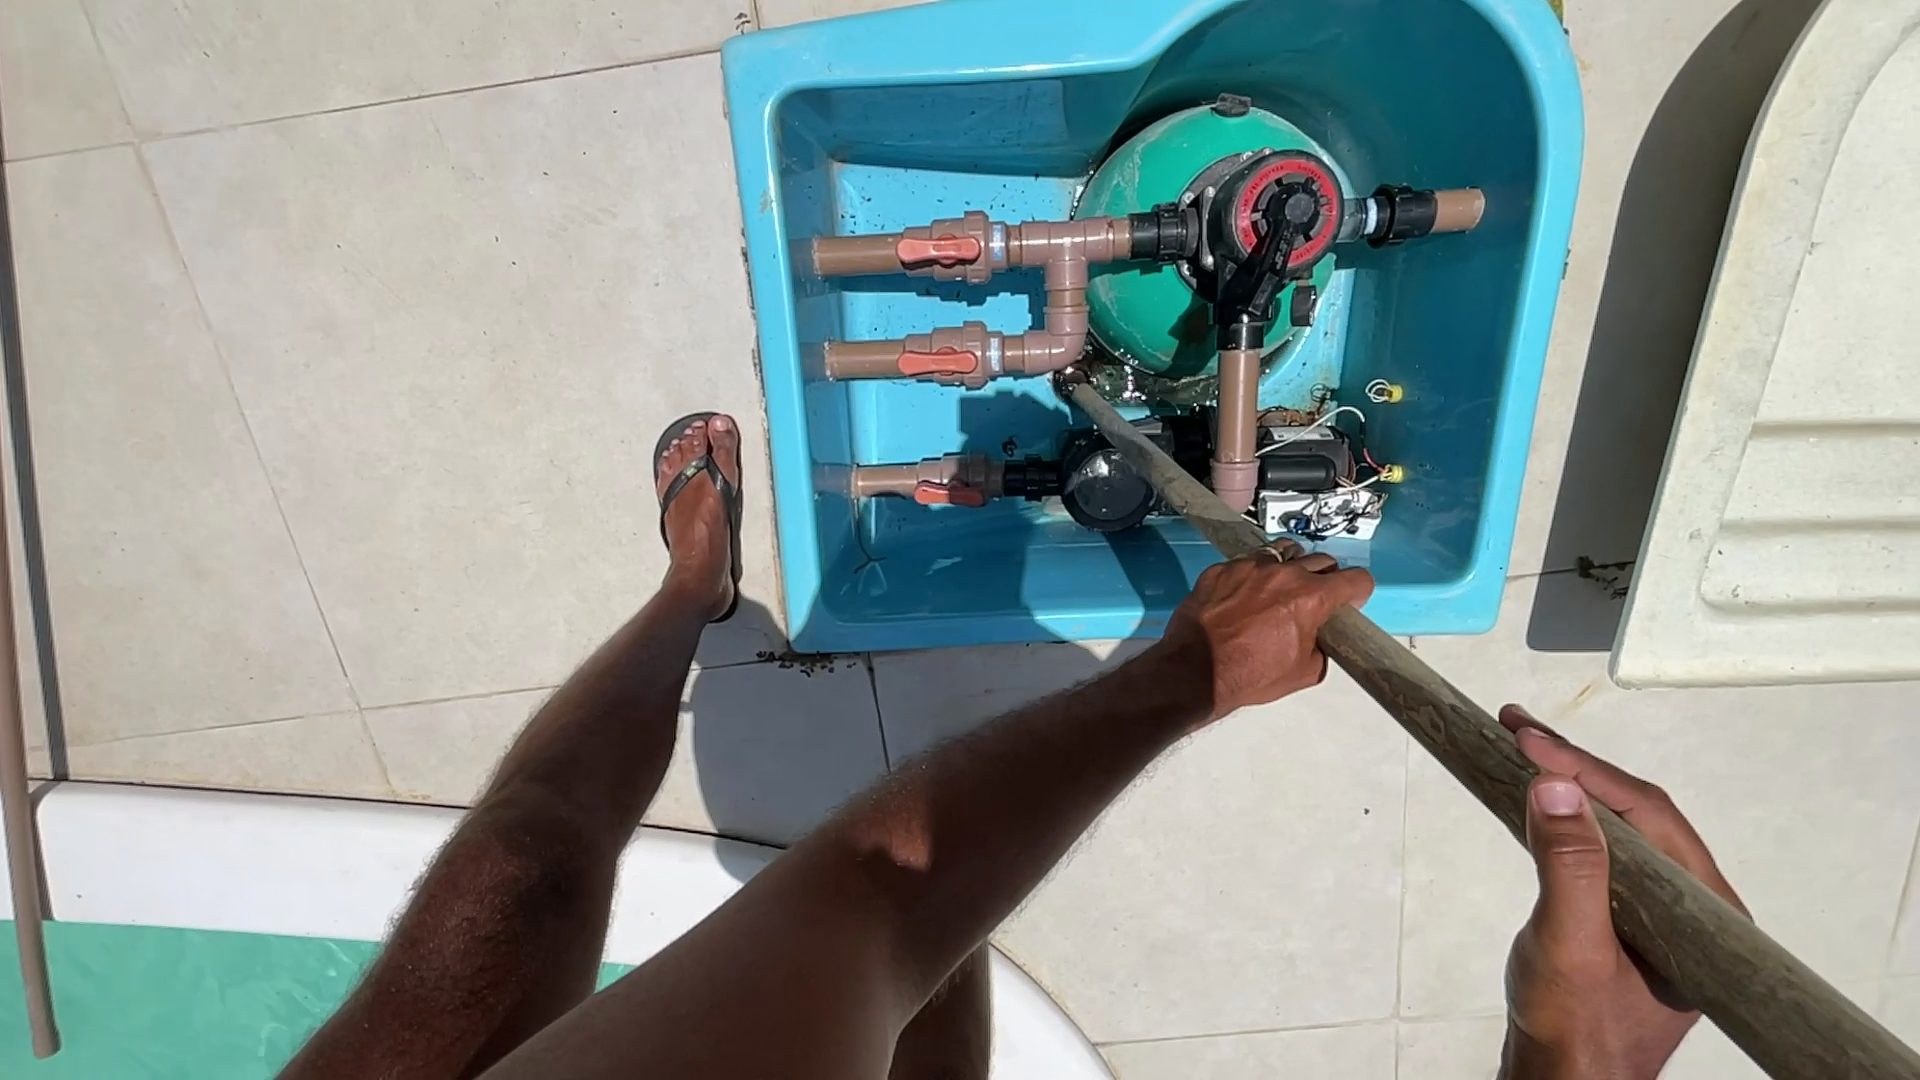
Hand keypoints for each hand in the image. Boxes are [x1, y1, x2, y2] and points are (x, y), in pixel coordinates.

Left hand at [1157, 543, 1373, 720]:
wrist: (1195, 669)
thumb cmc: (1252, 675)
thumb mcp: (1306, 671)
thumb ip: (1323, 644)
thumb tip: (1319, 634)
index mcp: (1311, 597)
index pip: (1357, 578)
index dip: (1357, 593)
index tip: (1348, 603)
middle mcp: (1283, 573)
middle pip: (1321, 561)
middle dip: (1325, 578)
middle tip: (1315, 598)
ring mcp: (1248, 566)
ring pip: (1283, 551)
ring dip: (1291, 566)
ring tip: (1283, 586)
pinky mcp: (1220, 568)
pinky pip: (1247, 561)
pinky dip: (1254, 573)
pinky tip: (1246, 593)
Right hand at [1500, 706, 1746, 1079]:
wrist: (1563, 1072)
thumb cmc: (1570, 1019)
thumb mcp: (1567, 945)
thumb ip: (1569, 868)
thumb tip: (1551, 785)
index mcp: (1702, 912)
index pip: (1647, 816)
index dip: (1583, 769)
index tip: (1522, 737)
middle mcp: (1691, 901)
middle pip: (1635, 810)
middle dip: (1572, 761)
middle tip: (1512, 723)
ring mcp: (1656, 904)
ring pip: (1615, 820)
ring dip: (1564, 776)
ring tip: (1516, 739)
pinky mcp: (1621, 905)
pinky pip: (1596, 839)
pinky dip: (1559, 806)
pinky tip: (1533, 788)